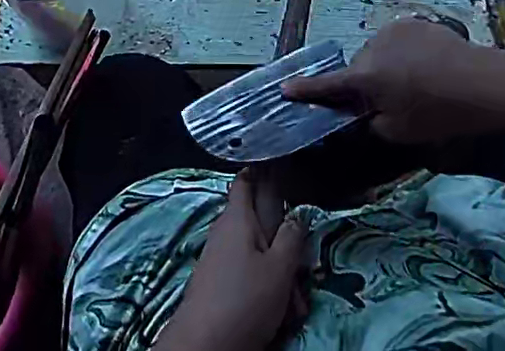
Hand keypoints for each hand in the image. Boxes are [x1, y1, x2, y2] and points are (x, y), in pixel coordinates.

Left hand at [155, 172, 308, 350]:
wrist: (204, 345)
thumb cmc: (244, 299)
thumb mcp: (279, 268)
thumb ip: (291, 238)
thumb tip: (297, 215)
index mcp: (238, 217)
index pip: (245, 181)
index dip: (260, 171)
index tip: (279, 171)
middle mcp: (225, 230)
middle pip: (259, 224)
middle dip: (283, 245)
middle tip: (300, 271)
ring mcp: (219, 256)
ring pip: (257, 254)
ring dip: (278, 275)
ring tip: (293, 306)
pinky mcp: (218, 282)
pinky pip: (247, 274)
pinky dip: (265, 289)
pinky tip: (278, 316)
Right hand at [281, 18, 485, 145]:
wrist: (479, 82)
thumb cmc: (436, 113)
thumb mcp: (400, 132)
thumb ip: (373, 123)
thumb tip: (365, 115)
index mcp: (364, 78)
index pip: (327, 85)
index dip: (305, 89)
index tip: (284, 88)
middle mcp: (371, 48)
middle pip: (360, 68)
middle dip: (368, 82)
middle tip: (390, 100)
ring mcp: (392, 31)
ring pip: (380, 52)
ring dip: (388, 65)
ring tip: (416, 82)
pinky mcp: (413, 23)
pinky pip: (399, 41)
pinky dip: (406, 53)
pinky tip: (429, 66)